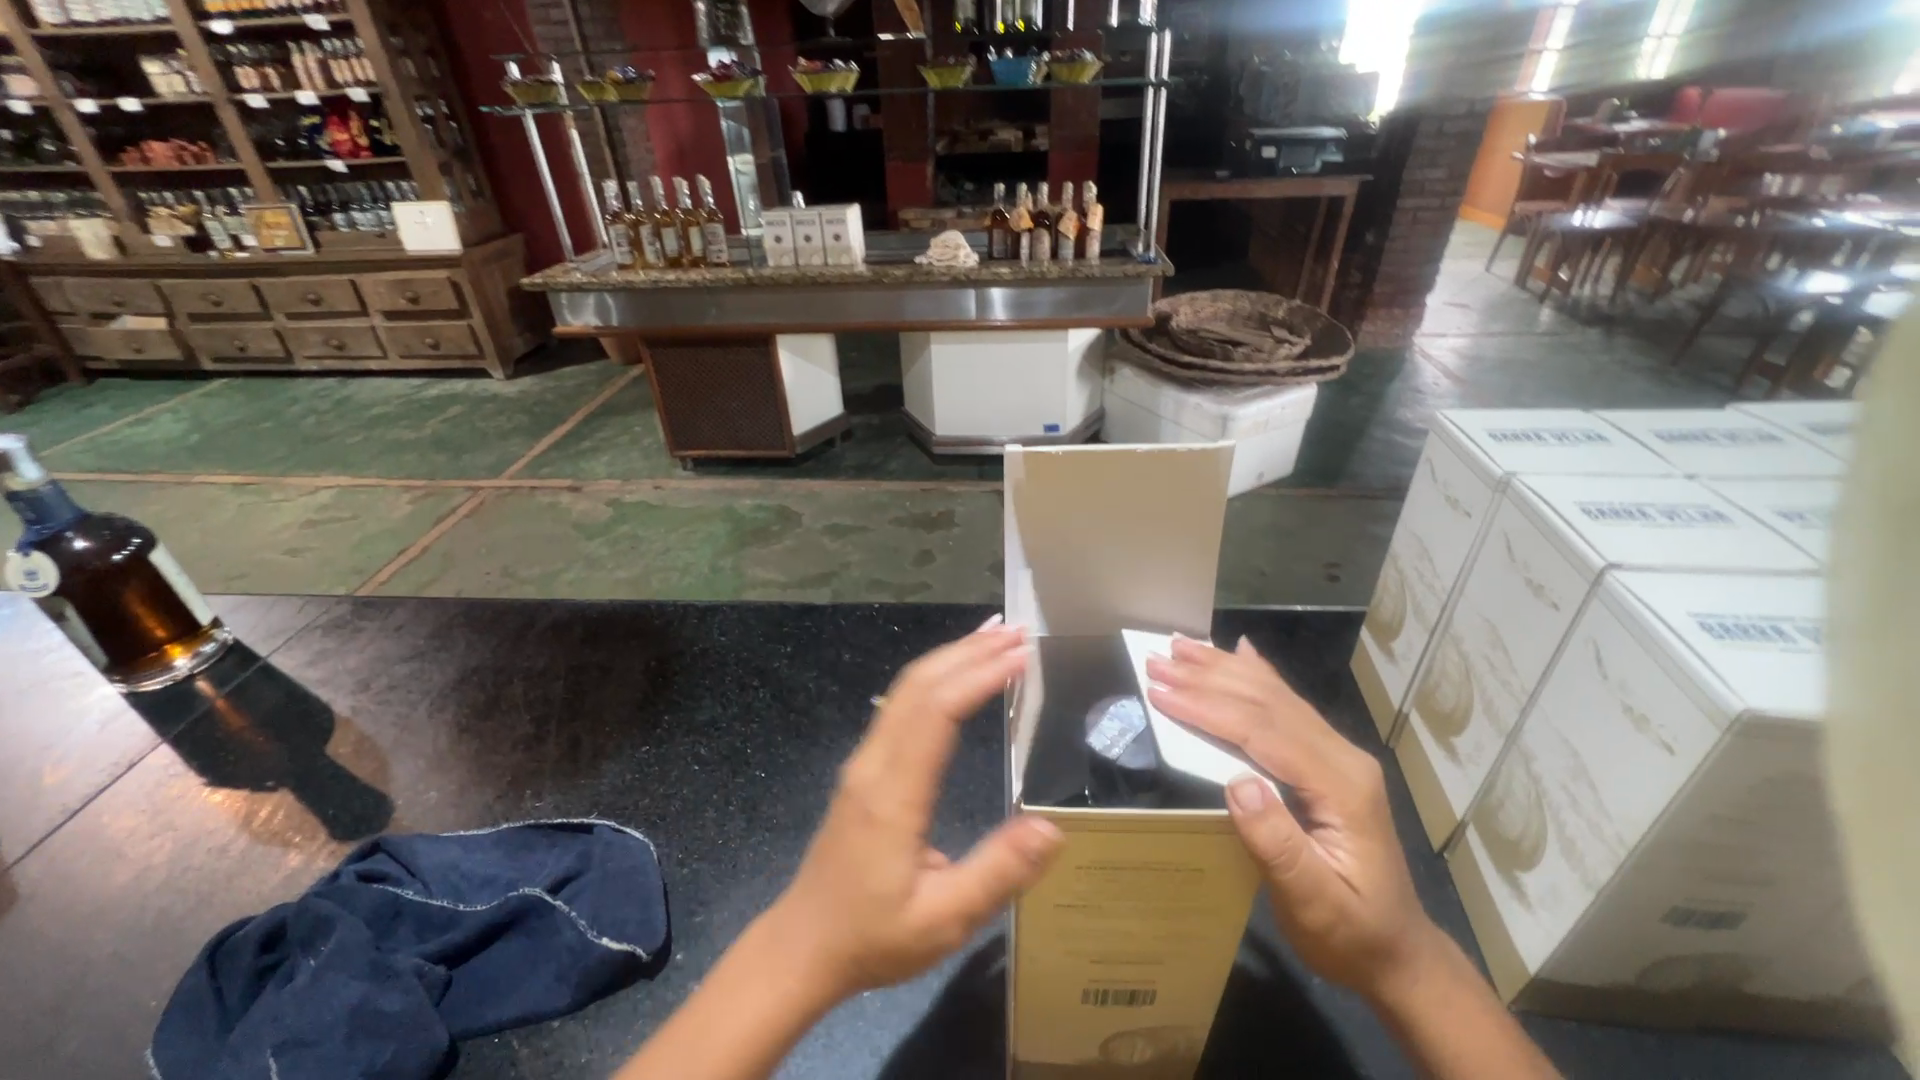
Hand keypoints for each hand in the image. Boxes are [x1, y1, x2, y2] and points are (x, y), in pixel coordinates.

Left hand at [766, 621, 1064, 999]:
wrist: (804, 946)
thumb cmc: (874, 937)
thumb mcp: (944, 919)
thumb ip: (998, 873)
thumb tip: (1054, 827)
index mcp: (893, 794)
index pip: (936, 712)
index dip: (979, 676)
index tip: (1022, 656)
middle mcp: (874, 765)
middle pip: (919, 686)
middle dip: (969, 651)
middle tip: (1019, 631)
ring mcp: (864, 764)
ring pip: (905, 691)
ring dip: (951, 658)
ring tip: (995, 637)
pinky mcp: (864, 771)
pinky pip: (900, 708)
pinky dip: (934, 679)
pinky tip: (956, 676)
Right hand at [1145, 636, 1443, 999]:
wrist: (1398, 952)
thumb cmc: (1350, 933)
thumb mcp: (1313, 902)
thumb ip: (1277, 844)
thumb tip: (1235, 783)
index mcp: (1340, 786)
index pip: (1264, 731)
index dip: (1209, 708)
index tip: (1160, 692)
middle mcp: (1343, 758)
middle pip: (1268, 703)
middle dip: (1208, 677)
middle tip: (1156, 659)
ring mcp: (1339, 757)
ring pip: (1276, 697)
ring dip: (1224, 670)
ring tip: (1178, 646)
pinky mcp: (1330, 763)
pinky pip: (1288, 708)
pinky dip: (1258, 676)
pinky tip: (1241, 652)